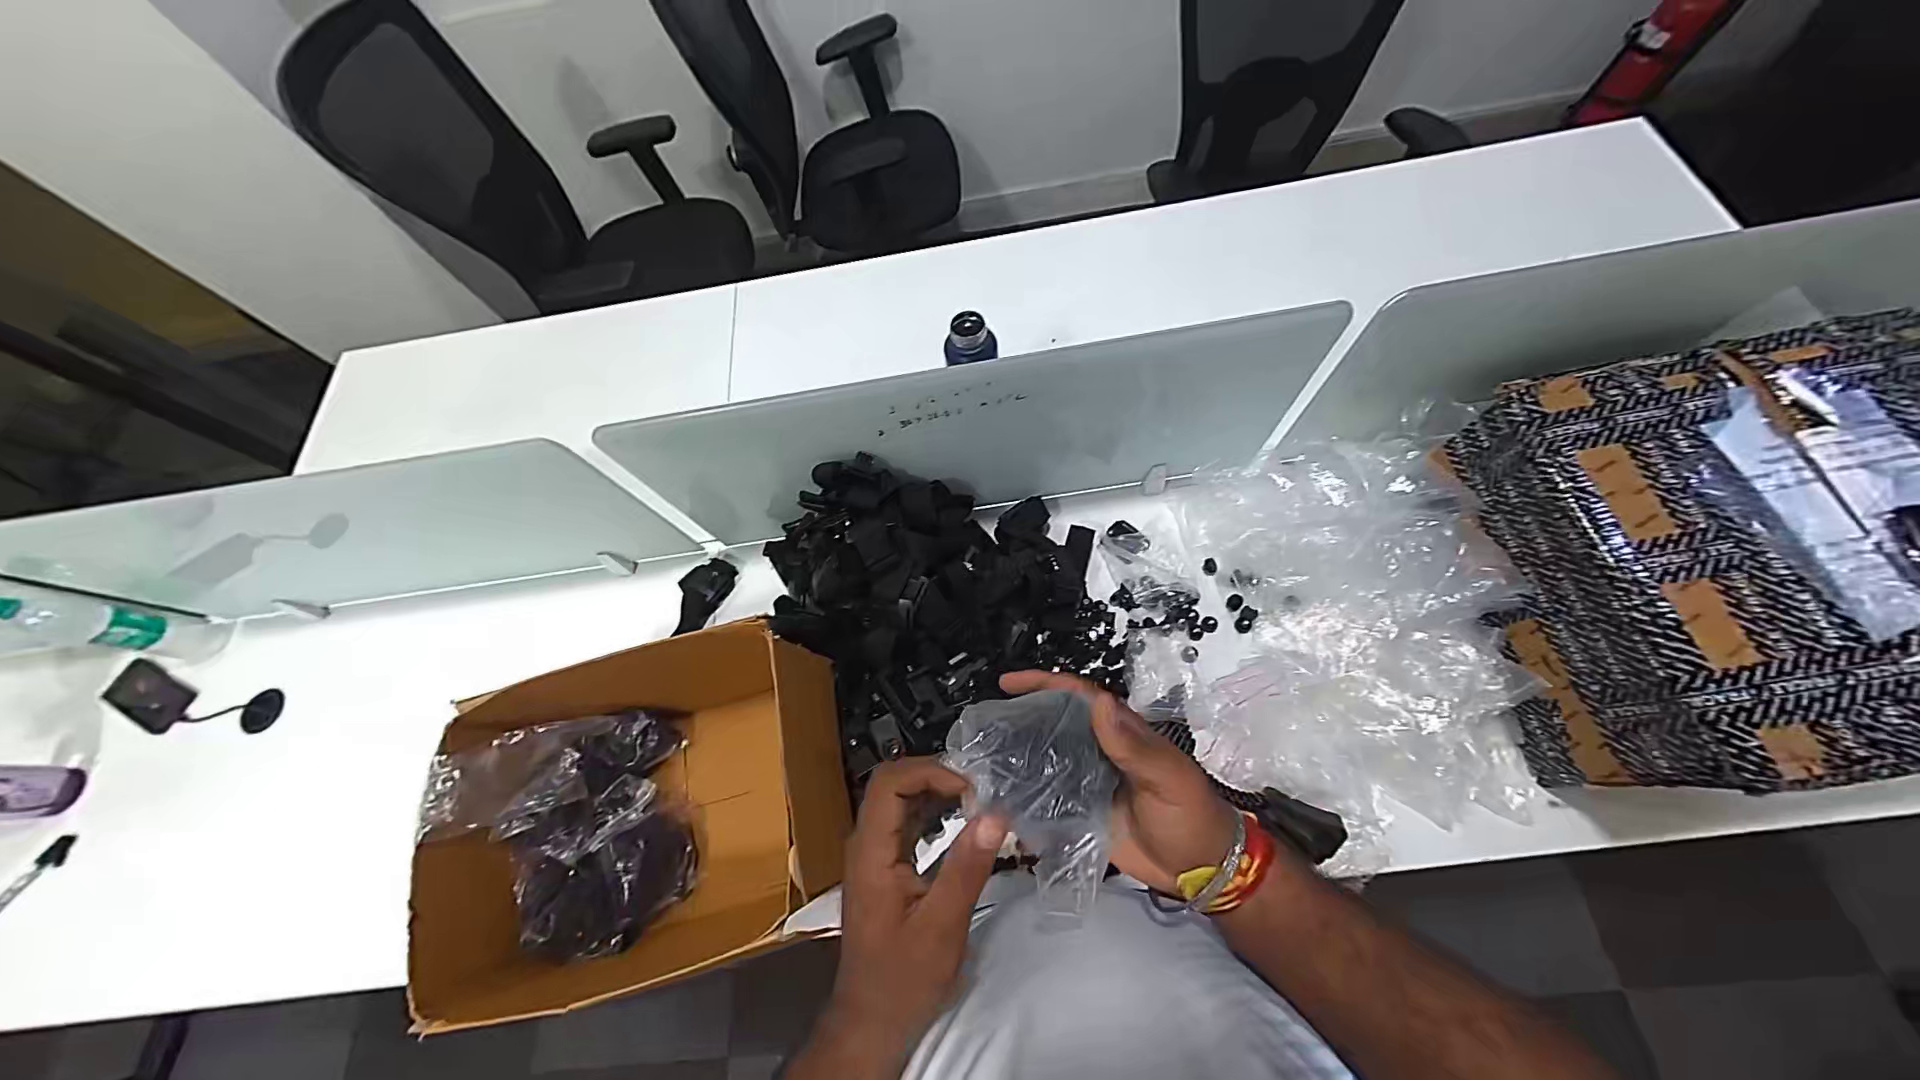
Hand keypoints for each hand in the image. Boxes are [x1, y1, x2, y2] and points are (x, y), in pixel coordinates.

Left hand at [814, 759, 1006, 1073]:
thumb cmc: (902, 980)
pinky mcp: (884, 865)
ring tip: (976, 802)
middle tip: (978, 791)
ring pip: (899, 800)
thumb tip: (995, 815)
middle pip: (893, 784)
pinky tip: (961, 824)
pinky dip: (934, 813)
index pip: (889, 783)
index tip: (970, 789)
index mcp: (871, 852)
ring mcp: (873, 854)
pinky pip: (906, 822)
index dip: (930, 772)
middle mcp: (866, 844)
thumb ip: (967, 868)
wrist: (871, 1022)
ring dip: (936, 792)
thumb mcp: (942, 927)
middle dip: (936, 776)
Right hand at [999, 671, 1242, 893]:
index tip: (1008, 683)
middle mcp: (1098, 751)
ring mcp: (1087, 782)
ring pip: (1046, 759)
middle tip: (985, 723)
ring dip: (1019, 755)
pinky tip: (1001, 798)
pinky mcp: (1081, 813)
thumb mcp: (1169, 777)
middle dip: (1021, 717)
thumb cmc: (1191, 815)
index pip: (1077, 697)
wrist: (1202, 871)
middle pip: (1054, 723)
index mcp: (1120, 732)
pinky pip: (1047, 799)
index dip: (1043, 684)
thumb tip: (1101, 703)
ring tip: (983, 758)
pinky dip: (1026, 796)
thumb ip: (1135, 746)